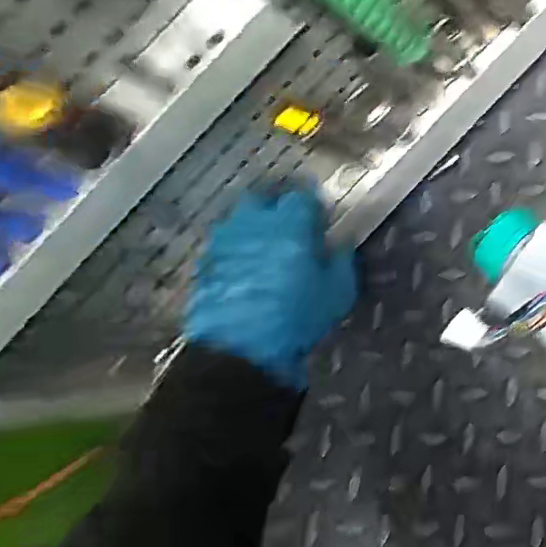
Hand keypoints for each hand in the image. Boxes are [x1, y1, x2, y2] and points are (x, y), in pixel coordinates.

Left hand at [184, 187, 356, 389]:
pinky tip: (249, 267)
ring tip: (269, 244)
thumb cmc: (299, 315)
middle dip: (275, 204)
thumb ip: (341, 258)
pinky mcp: (204, 268)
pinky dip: (238, 250)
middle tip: (292, 221)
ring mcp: (223, 246)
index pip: (300, 195)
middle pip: (259, 198)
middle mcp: (252, 227)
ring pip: (237, 222)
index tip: (321, 212)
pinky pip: (224, 247)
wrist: (239, 351)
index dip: (312, 201)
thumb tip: (340, 239)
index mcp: (289, 226)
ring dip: (253, 227)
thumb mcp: (338, 289)